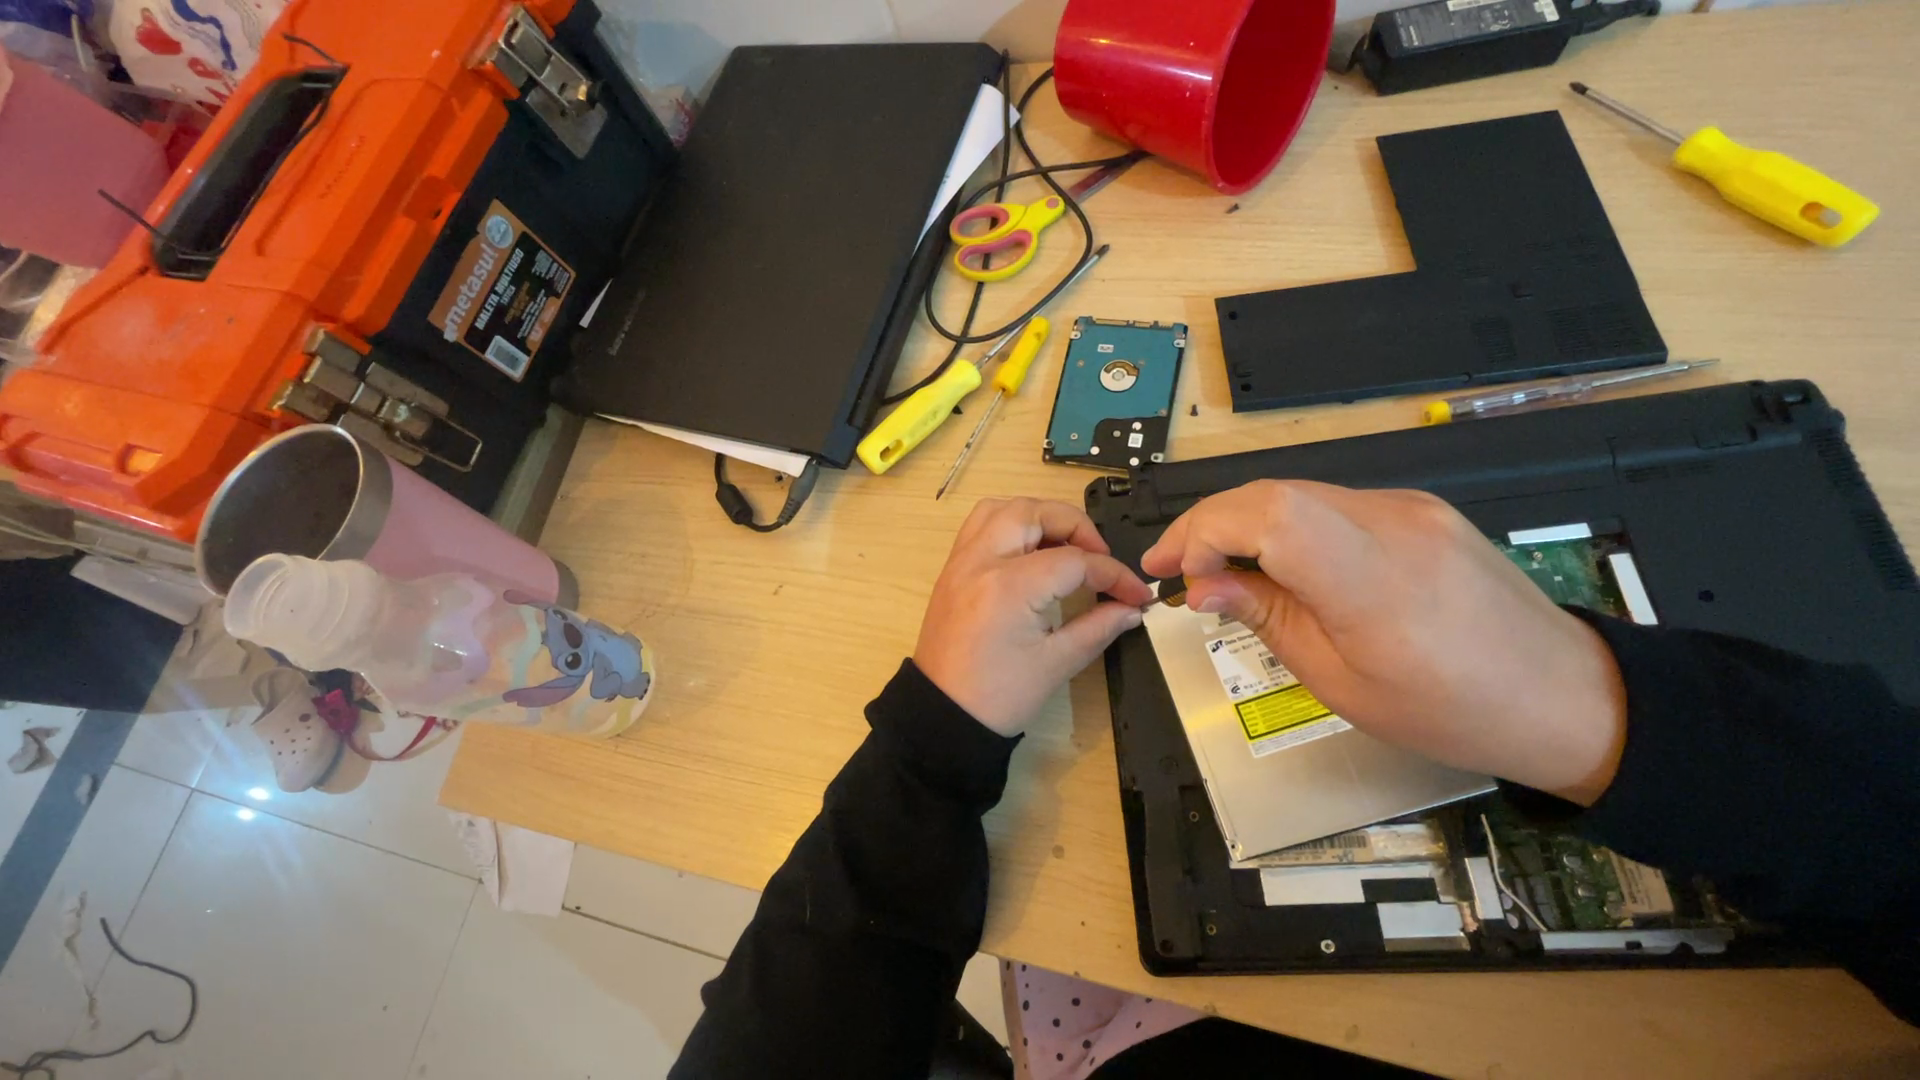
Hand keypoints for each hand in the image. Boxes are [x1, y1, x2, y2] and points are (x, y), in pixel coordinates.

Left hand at [915, 498, 1155, 735]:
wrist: (943, 716)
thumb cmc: (998, 697)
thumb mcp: (1056, 664)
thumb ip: (1098, 627)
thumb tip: (1131, 608)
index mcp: (1009, 586)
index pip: (1075, 561)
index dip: (1114, 574)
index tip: (1136, 594)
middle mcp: (982, 561)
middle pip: (1035, 512)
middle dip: (1076, 526)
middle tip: (1099, 558)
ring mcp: (961, 562)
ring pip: (1001, 508)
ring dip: (1039, 516)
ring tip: (1064, 547)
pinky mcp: (952, 571)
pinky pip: (980, 526)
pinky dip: (1010, 525)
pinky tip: (1031, 553)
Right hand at [1141, 481, 1627, 805]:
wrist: (1566, 696)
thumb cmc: (1450, 711)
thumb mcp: (1340, 682)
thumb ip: (1266, 619)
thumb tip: (1201, 588)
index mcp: (1373, 580)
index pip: (1267, 515)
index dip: (1205, 531)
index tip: (1175, 573)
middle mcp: (1393, 522)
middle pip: (1272, 493)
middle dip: (1208, 523)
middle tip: (1173, 565)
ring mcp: (1410, 508)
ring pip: (1296, 494)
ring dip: (1243, 524)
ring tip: (1213, 568)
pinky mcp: (1419, 509)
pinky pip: (1331, 504)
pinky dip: (1285, 527)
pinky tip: (1275, 562)